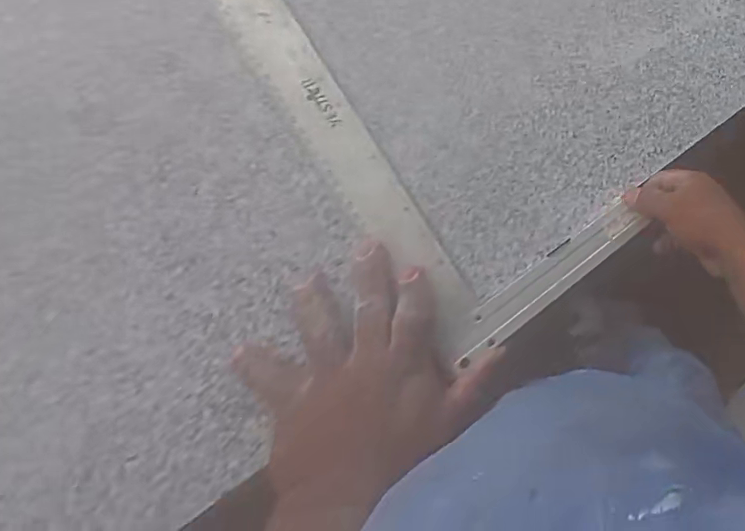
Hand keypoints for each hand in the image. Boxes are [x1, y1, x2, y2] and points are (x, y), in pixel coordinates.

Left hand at [233, 242, 504, 530]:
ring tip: (305, 278)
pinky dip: (256, 364)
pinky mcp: (292, 404)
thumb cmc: (400, 454)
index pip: (412, 317)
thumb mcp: (448, 419)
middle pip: (367, 312)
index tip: (412, 267)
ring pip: (319, 333)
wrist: (338, 497)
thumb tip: (503, 348)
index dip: (414, 291)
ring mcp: (325, 380)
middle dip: (368, 278)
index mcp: (401, 363)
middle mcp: (364, 362)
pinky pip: (271, 380)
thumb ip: (474, 382)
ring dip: (312, 304)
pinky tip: (241, 349)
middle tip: (364, 247)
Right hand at [624, 168, 744, 278]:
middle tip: (630, 222)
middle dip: (650, 208)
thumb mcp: (670, 208)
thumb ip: (648, 200)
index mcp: (692, 180)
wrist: (732, 248)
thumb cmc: (700, 222)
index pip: (661, 177)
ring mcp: (704, 212)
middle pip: (667, 196)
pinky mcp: (706, 231)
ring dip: (658, 225)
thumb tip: (628, 193)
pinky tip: (660, 248)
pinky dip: (670, 238)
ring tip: (641, 235)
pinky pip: (682, 231)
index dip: (643, 189)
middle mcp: (698, 192)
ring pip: (674, 215)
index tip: (626, 205)